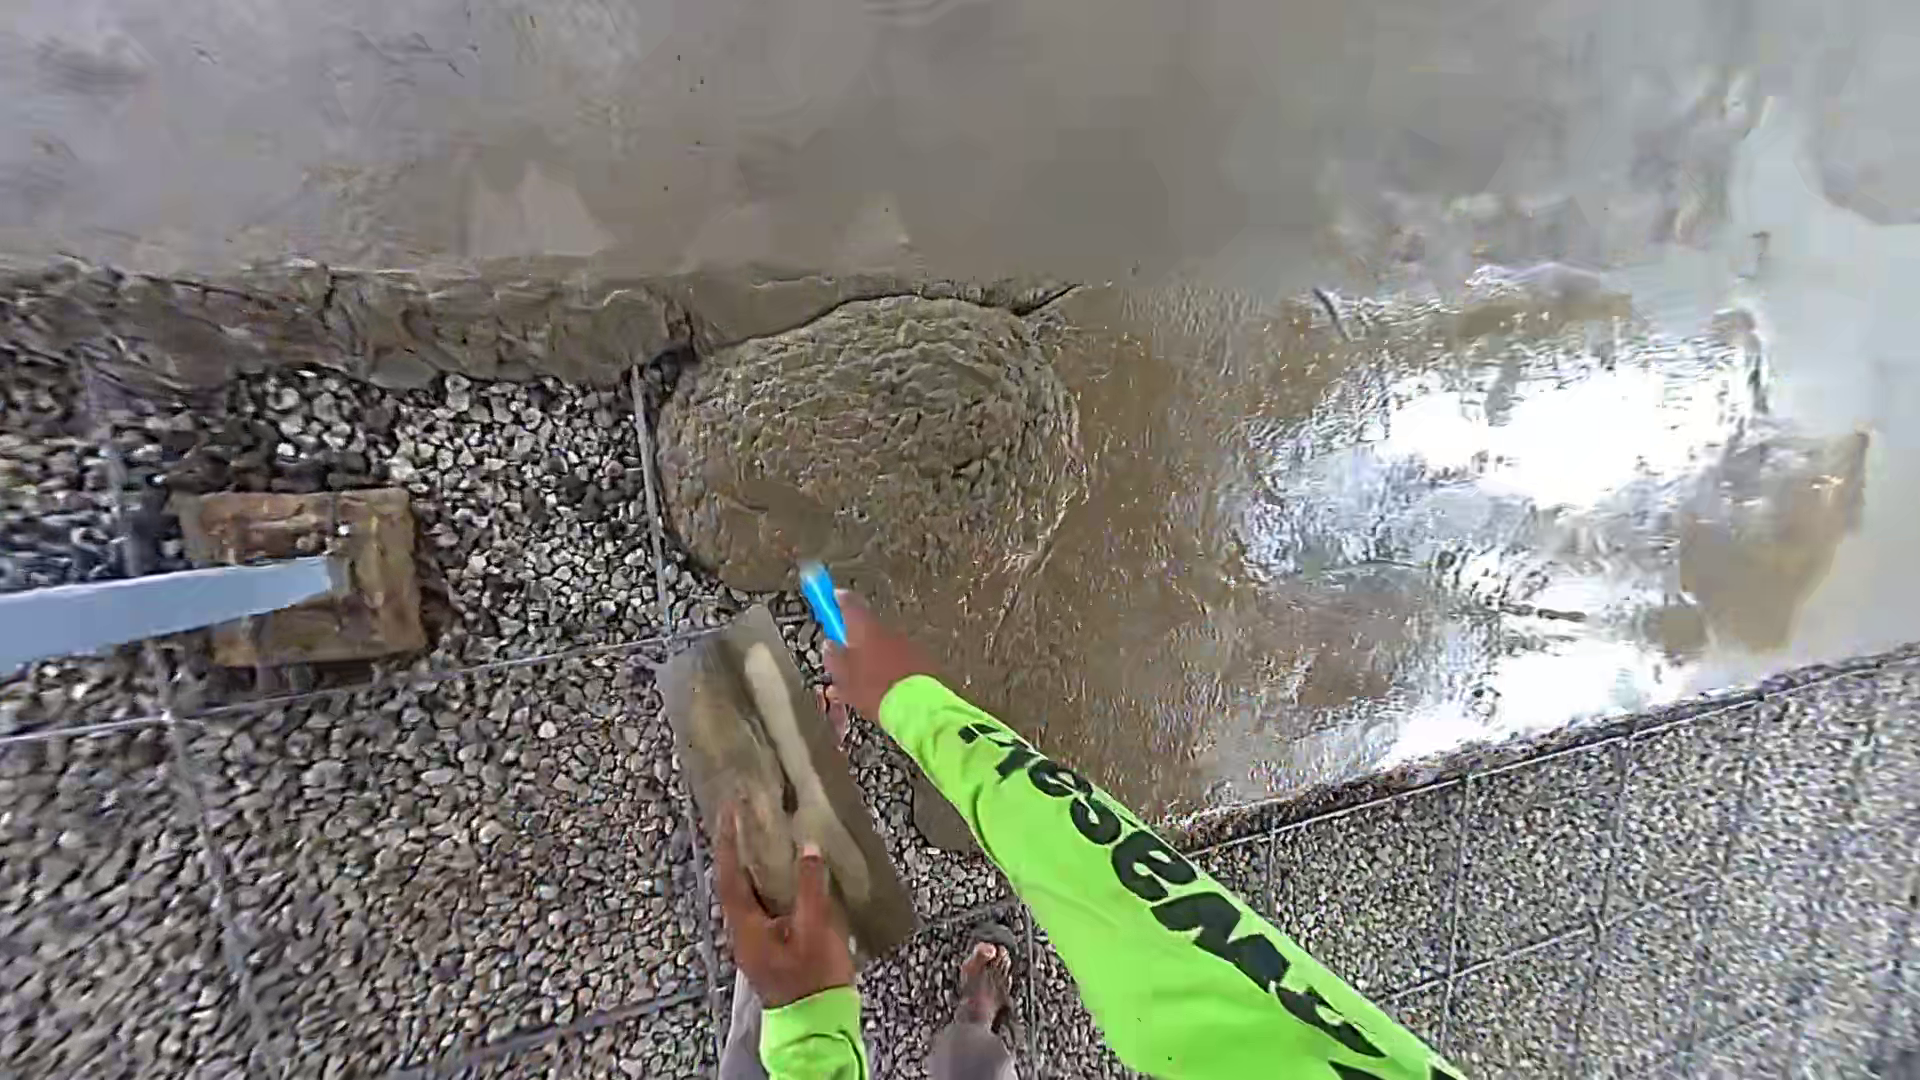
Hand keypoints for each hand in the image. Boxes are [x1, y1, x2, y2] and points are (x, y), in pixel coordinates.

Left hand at [715, 804, 854, 1007]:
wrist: (818, 1023)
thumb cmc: (812, 975)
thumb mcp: (814, 929)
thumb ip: (810, 886)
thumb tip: (808, 846)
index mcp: (746, 927)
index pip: (730, 877)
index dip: (729, 842)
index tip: (730, 811)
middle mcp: (744, 930)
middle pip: (735, 880)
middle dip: (739, 846)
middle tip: (747, 813)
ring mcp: (757, 937)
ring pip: (750, 889)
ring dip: (755, 860)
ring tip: (766, 829)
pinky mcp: (772, 940)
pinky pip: (765, 899)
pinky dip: (770, 876)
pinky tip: (787, 865)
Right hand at [823, 592, 937, 718]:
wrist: (918, 706)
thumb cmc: (875, 691)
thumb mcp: (844, 678)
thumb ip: (834, 658)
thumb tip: (830, 644)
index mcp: (866, 630)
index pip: (850, 604)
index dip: (838, 599)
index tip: (831, 595)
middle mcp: (888, 631)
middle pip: (866, 627)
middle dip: (855, 639)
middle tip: (844, 659)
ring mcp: (906, 644)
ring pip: (883, 645)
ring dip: (873, 657)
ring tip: (864, 683)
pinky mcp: (921, 659)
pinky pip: (898, 658)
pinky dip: (889, 667)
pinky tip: (884, 687)